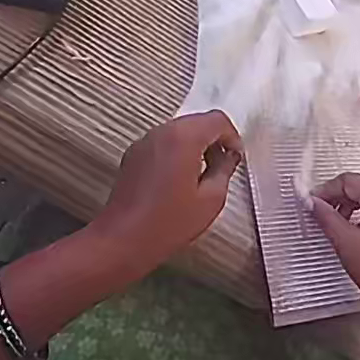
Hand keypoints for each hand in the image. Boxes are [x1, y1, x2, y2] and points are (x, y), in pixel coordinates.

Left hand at [88, 111, 243, 278]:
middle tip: (223, 165)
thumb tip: (228, 158)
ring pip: (177, 132)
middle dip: (213, 140)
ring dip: (194, 146)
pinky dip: (176, 153)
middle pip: (195, 122)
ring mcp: (143, 143)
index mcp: (183, 138)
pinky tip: (179, 181)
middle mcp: (160, 133)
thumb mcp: (211, 199)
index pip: (216, 120)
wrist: (124, 240)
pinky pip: (162, 144)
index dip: (232, 136)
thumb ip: (224, 170)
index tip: (236, 156)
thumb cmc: (168, 223)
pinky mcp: (133, 156)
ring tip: (203, 176)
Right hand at [308, 172, 359, 317]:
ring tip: (331, 222)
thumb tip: (313, 202)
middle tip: (318, 209)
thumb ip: (325, 216)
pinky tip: (348, 231)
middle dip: (336, 196)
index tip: (312, 201)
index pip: (350, 181)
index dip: (326, 189)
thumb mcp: (345, 241)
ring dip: (346, 206)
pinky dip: (358, 215)